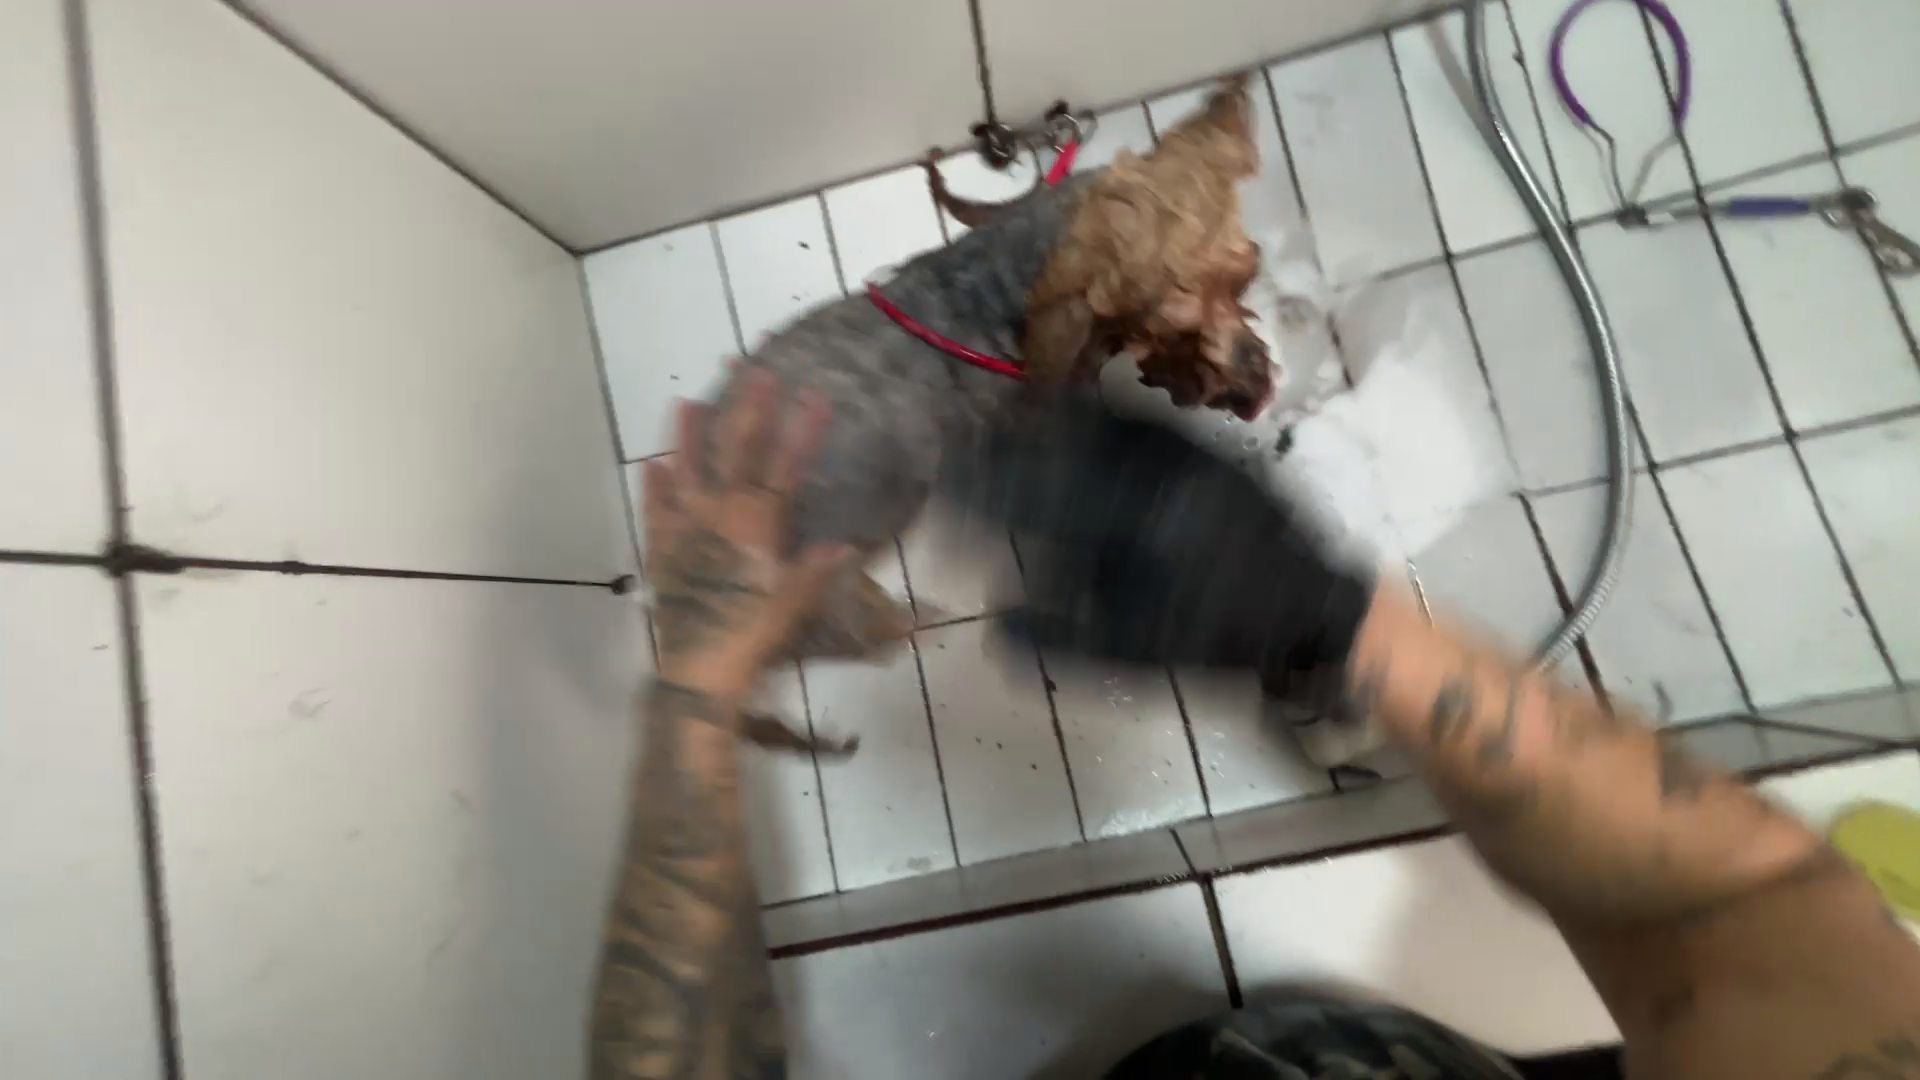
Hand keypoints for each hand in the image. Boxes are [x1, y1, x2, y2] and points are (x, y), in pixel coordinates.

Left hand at [641, 370, 854, 693]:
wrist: (698, 666)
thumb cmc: (753, 631)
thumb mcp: (795, 600)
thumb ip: (816, 568)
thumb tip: (846, 545)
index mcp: (757, 524)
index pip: (784, 467)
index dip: (802, 431)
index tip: (816, 395)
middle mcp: (719, 515)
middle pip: (736, 455)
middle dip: (749, 412)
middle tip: (757, 372)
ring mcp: (686, 528)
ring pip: (687, 472)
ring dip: (689, 437)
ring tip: (687, 401)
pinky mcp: (663, 548)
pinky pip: (656, 510)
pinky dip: (654, 487)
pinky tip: (651, 464)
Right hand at [940, 398, 1373, 685]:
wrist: (1312, 605)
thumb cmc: (1217, 636)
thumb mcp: (1138, 653)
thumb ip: (1061, 638)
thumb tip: (994, 619)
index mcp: (1128, 535)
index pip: (1033, 504)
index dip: (981, 495)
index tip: (943, 490)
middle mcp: (1149, 482)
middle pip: (1051, 455)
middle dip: (994, 454)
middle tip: (955, 454)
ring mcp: (1175, 455)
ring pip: (1087, 427)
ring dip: (1032, 424)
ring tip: (992, 424)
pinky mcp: (1197, 444)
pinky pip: (1130, 418)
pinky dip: (1085, 414)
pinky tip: (1061, 411)